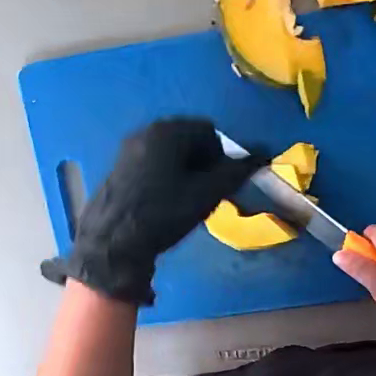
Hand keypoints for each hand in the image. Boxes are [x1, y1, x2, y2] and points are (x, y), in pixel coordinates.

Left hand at [41, 118, 264, 304]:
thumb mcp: (206, 194)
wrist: (112, 244)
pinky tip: (164, 205)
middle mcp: (145, 132)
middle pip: (188, 140)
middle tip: (206, 194)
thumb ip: (237, 172)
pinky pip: (152, 165)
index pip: (209, 131)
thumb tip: (263, 154)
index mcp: (167, 130)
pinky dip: (165, 179)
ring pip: (170, 155)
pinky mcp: (117, 169)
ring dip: (185, 173)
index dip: (222, 157)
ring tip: (186, 202)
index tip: (221, 185)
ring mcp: (127, 150)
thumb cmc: (163, 214)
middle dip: (203, 164)